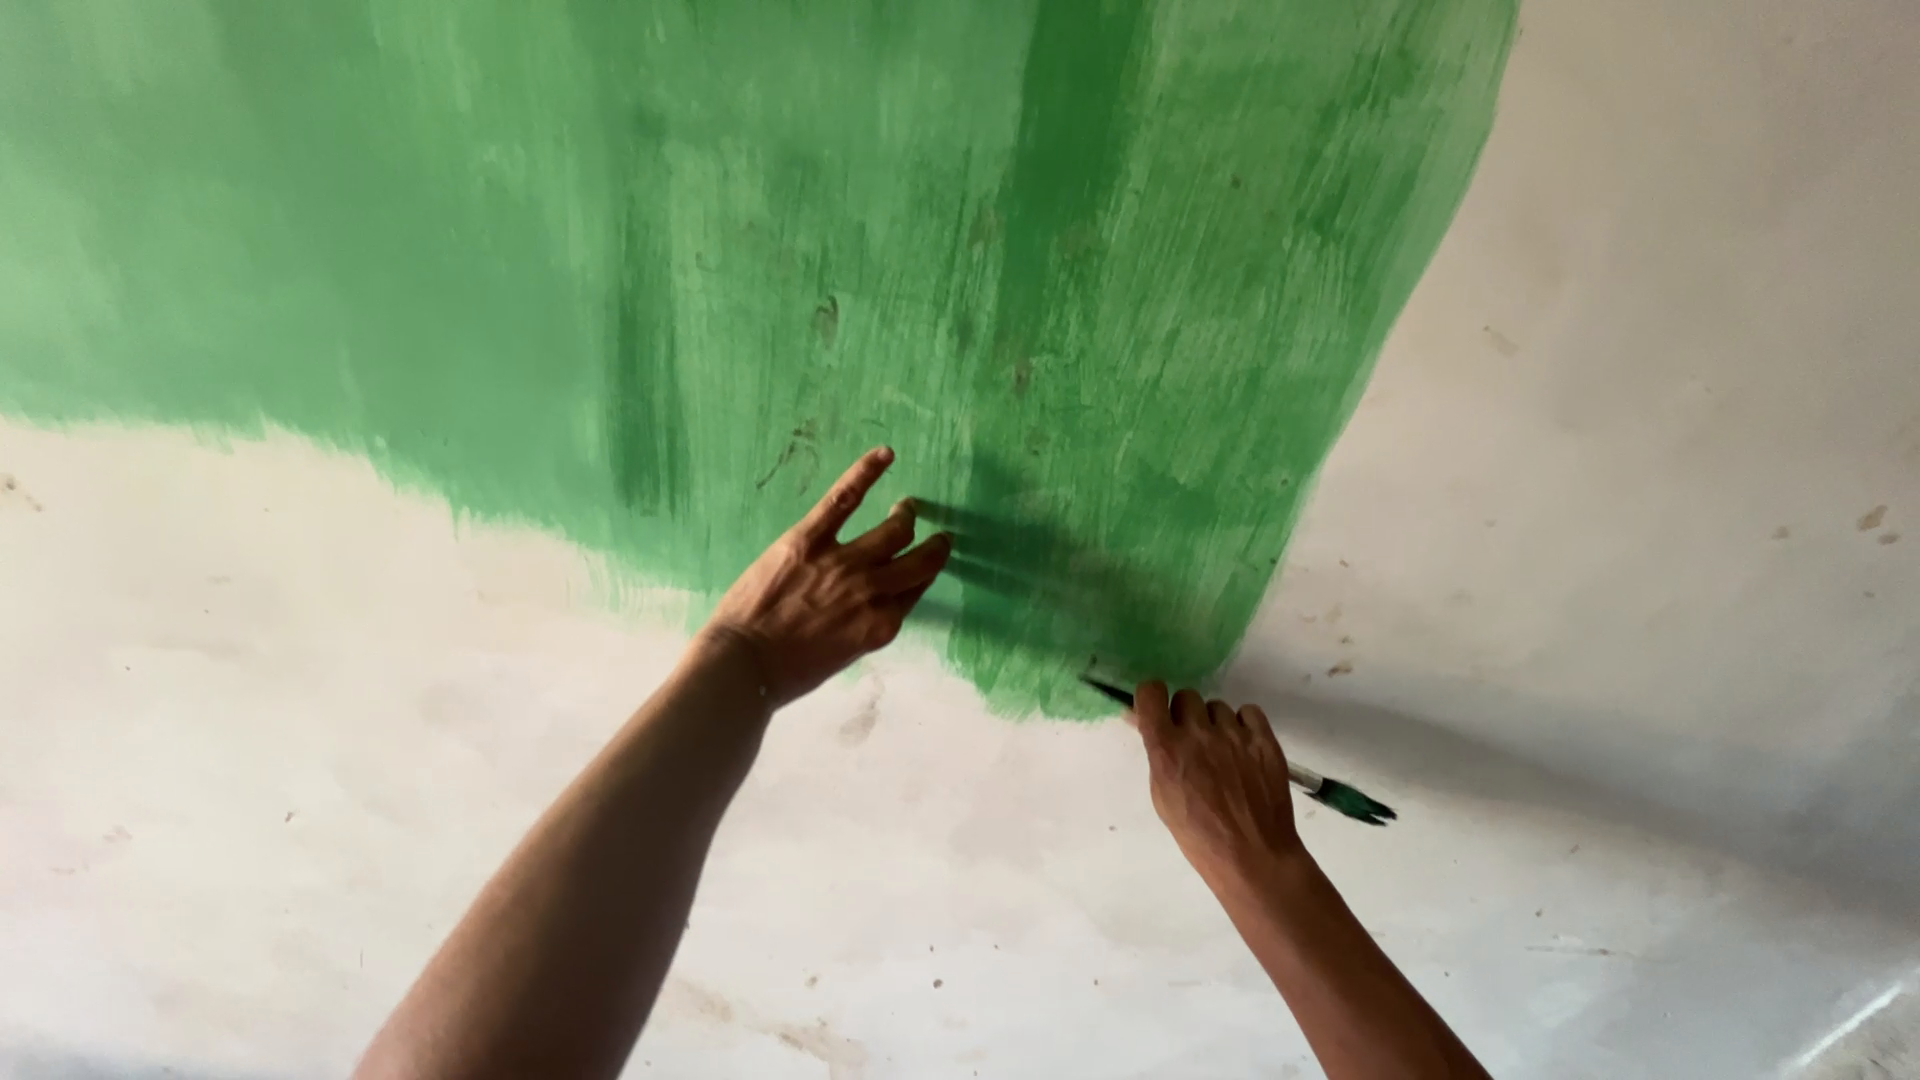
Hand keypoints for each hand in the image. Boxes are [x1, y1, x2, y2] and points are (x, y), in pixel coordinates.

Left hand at [700, 447, 951, 707]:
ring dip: (905, 517)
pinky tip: (885, 455)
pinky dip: (867, 472)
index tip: (928, 564)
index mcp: (881, 624)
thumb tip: (879, 600)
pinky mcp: (810, 538)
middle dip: (931, 547)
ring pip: (893, 530)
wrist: (742, 664)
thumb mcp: (845, 655)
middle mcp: (873, 591)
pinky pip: (845, 498)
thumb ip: (869, 625)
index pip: (916, 590)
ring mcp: (844, 562)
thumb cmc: (790, 671)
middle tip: (935, 537)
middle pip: (916, 560)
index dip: (924, 575)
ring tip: (906, 508)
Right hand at [1131, 681, 1306, 881]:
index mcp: (1166, 747)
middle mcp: (1198, 733)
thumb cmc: (1197, 833)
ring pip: (1217, 707)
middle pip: (1186, 697)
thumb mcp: (1162, 794)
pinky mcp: (1264, 741)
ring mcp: (1234, 735)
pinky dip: (1244, 724)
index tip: (1157, 709)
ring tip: (1223, 752)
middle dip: (1185, 715)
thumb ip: (1156, 753)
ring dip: (1215, 724)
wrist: (1252, 856)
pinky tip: (1244, 748)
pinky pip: (1249, 711)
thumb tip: (1143, 722)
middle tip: (1193, 741)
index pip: (1150, 692)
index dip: (1152, 697)